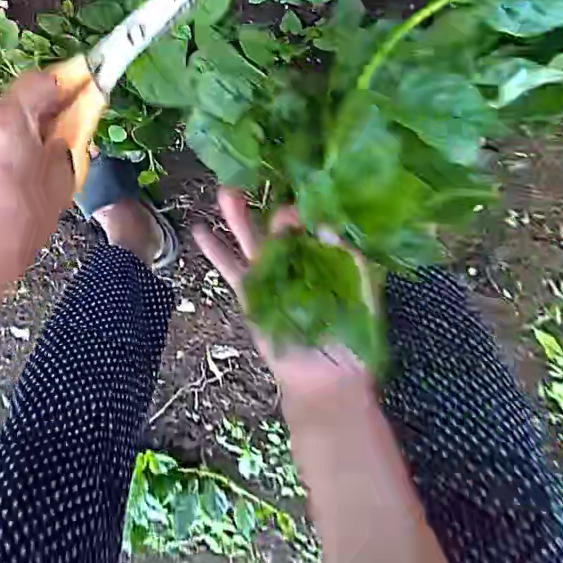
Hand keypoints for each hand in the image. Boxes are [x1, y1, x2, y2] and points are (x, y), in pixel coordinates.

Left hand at [0, 71, 72, 320]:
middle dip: (25, 114)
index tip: (73, 96)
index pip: (39, 81)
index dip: (61, 87)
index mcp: (7, 121)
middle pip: (6, 98)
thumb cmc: (15, 230)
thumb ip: (64, 146)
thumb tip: (65, 130)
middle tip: (38, 141)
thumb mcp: (59, 185)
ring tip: (5, 162)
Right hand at [193, 188, 375, 412]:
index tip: (301, 200)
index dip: (303, 210)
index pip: (309, 225)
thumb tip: (325, 225)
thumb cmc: (351, 339)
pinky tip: (200, 231)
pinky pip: (231, 270)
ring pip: (250, 242)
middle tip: (256, 180)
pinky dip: (215, 252)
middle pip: (276, 228)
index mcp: (322, 259)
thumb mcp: (362, 295)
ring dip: (236, 218)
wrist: (328, 381)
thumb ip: (351, 260)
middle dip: (265, 206)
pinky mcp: (250, 297)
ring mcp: (269, 278)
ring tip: (224, 191)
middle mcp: (294, 263)